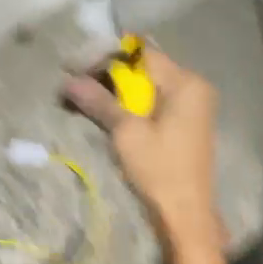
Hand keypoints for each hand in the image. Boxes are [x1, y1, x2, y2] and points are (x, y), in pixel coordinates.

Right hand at [65, 48, 223, 248]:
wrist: (184, 208)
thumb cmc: (158, 168)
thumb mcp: (126, 133)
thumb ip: (101, 103)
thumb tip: (69, 82)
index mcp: (185, 83)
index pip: (143, 55)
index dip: (108, 58)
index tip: (77, 68)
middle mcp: (193, 87)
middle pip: (146, 69)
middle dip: (109, 75)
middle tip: (76, 87)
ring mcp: (192, 105)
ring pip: (148, 86)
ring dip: (117, 92)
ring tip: (86, 101)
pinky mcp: (184, 122)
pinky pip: (154, 102)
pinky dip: (130, 105)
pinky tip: (109, 115)